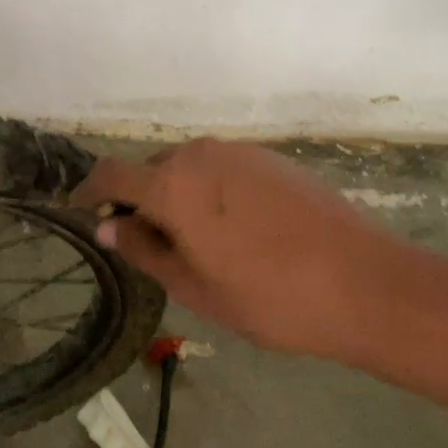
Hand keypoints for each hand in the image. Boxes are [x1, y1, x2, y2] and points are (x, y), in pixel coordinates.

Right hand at [72, 138, 412, 360]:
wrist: (367, 282)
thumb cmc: (271, 296)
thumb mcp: (197, 287)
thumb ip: (145, 250)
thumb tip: (108, 226)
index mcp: (171, 185)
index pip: (111, 173)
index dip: (89, 188)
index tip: (80, 207)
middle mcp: (198, 154)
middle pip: (151, 168)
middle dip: (142, 199)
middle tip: (153, 244)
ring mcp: (237, 151)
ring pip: (188, 167)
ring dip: (179, 194)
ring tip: (202, 241)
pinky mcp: (270, 157)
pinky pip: (222, 168)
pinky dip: (213, 191)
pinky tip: (241, 229)